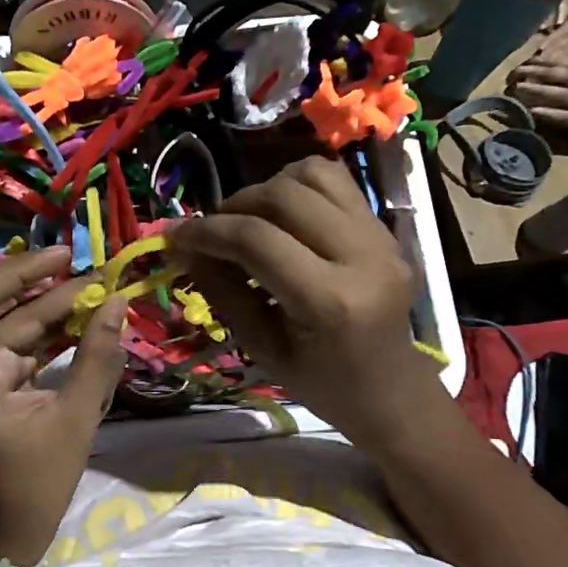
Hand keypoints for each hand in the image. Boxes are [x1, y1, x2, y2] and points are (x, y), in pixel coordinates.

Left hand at [0, 246, 125, 545]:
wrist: (16, 521)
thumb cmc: (43, 475)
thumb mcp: (77, 414)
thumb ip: (97, 356)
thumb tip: (118, 302)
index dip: (18, 271)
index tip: (62, 256)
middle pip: (3, 310)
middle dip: (51, 291)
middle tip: (99, 277)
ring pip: (16, 325)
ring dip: (56, 309)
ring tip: (100, 293)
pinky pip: (24, 345)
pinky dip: (54, 333)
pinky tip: (88, 320)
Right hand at [169, 158, 438, 443]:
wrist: (391, 391)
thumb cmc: (323, 385)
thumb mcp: (263, 348)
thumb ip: (224, 292)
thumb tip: (185, 246)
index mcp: (331, 302)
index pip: (257, 240)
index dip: (208, 232)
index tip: (177, 236)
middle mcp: (363, 257)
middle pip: (284, 196)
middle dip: (235, 206)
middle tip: (212, 231)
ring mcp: (381, 238)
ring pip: (313, 175)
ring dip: (268, 188)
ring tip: (249, 219)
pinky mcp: (386, 230)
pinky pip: (337, 183)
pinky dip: (299, 186)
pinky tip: (283, 216)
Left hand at [508, 58, 567, 145]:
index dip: (551, 61)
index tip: (531, 59)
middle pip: (565, 75)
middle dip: (540, 72)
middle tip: (519, 70)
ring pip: (562, 94)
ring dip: (540, 91)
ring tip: (519, 88)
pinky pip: (566, 117)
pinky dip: (549, 113)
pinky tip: (533, 112)